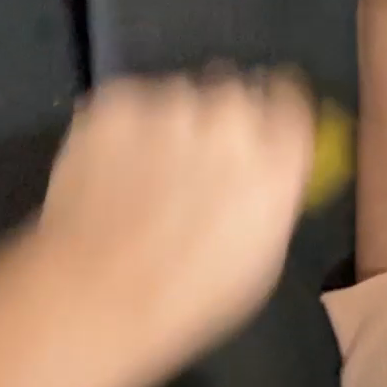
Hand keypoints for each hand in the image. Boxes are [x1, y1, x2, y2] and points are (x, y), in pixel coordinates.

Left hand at [28, 71, 314, 386]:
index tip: (253, 129)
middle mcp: (230, 114)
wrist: (98, 289)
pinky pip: (126, 102)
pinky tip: (109, 167)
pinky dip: (121, 126)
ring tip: (141, 173)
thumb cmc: (187, 294)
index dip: (268, 115)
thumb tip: (263, 164)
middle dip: (213, 119)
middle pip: (231, 93)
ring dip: (166, 122)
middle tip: (188, 160)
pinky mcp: (116, 99)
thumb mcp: (259, 254)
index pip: (288, 101)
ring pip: (175, 94)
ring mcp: (169, 101)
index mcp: (278, 155)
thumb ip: (268, 193)